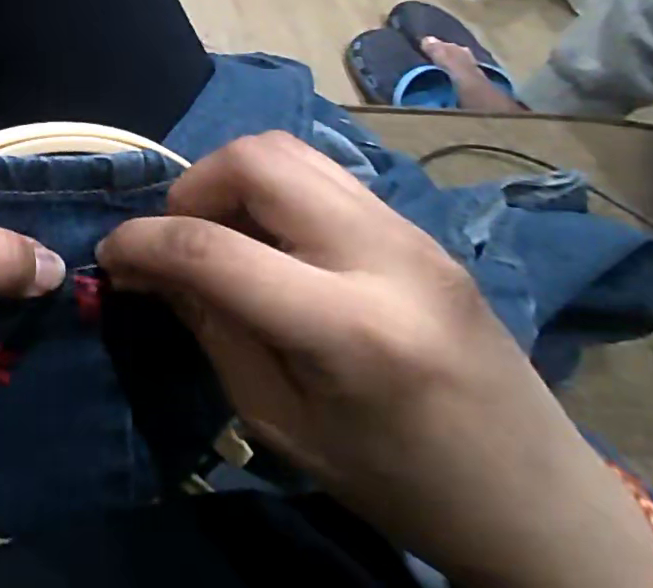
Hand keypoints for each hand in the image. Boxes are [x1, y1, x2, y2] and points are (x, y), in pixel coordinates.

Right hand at [98, 132, 652, 587]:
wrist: (541, 502)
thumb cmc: (398, 483)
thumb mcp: (279, 422)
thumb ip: (210, 327)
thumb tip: (146, 267)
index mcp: (349, 329)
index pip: (212, 249)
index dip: (142, 242)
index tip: (110, 255)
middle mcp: (384, 255)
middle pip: (256, 159)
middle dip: (191, 188)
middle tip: (175, 238)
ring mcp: (409, 229)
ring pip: (286, 149)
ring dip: (228, 179)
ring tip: (217, 232)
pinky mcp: (415, 224)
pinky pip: (318, 172)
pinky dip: (267, 187)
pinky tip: (264, 236)